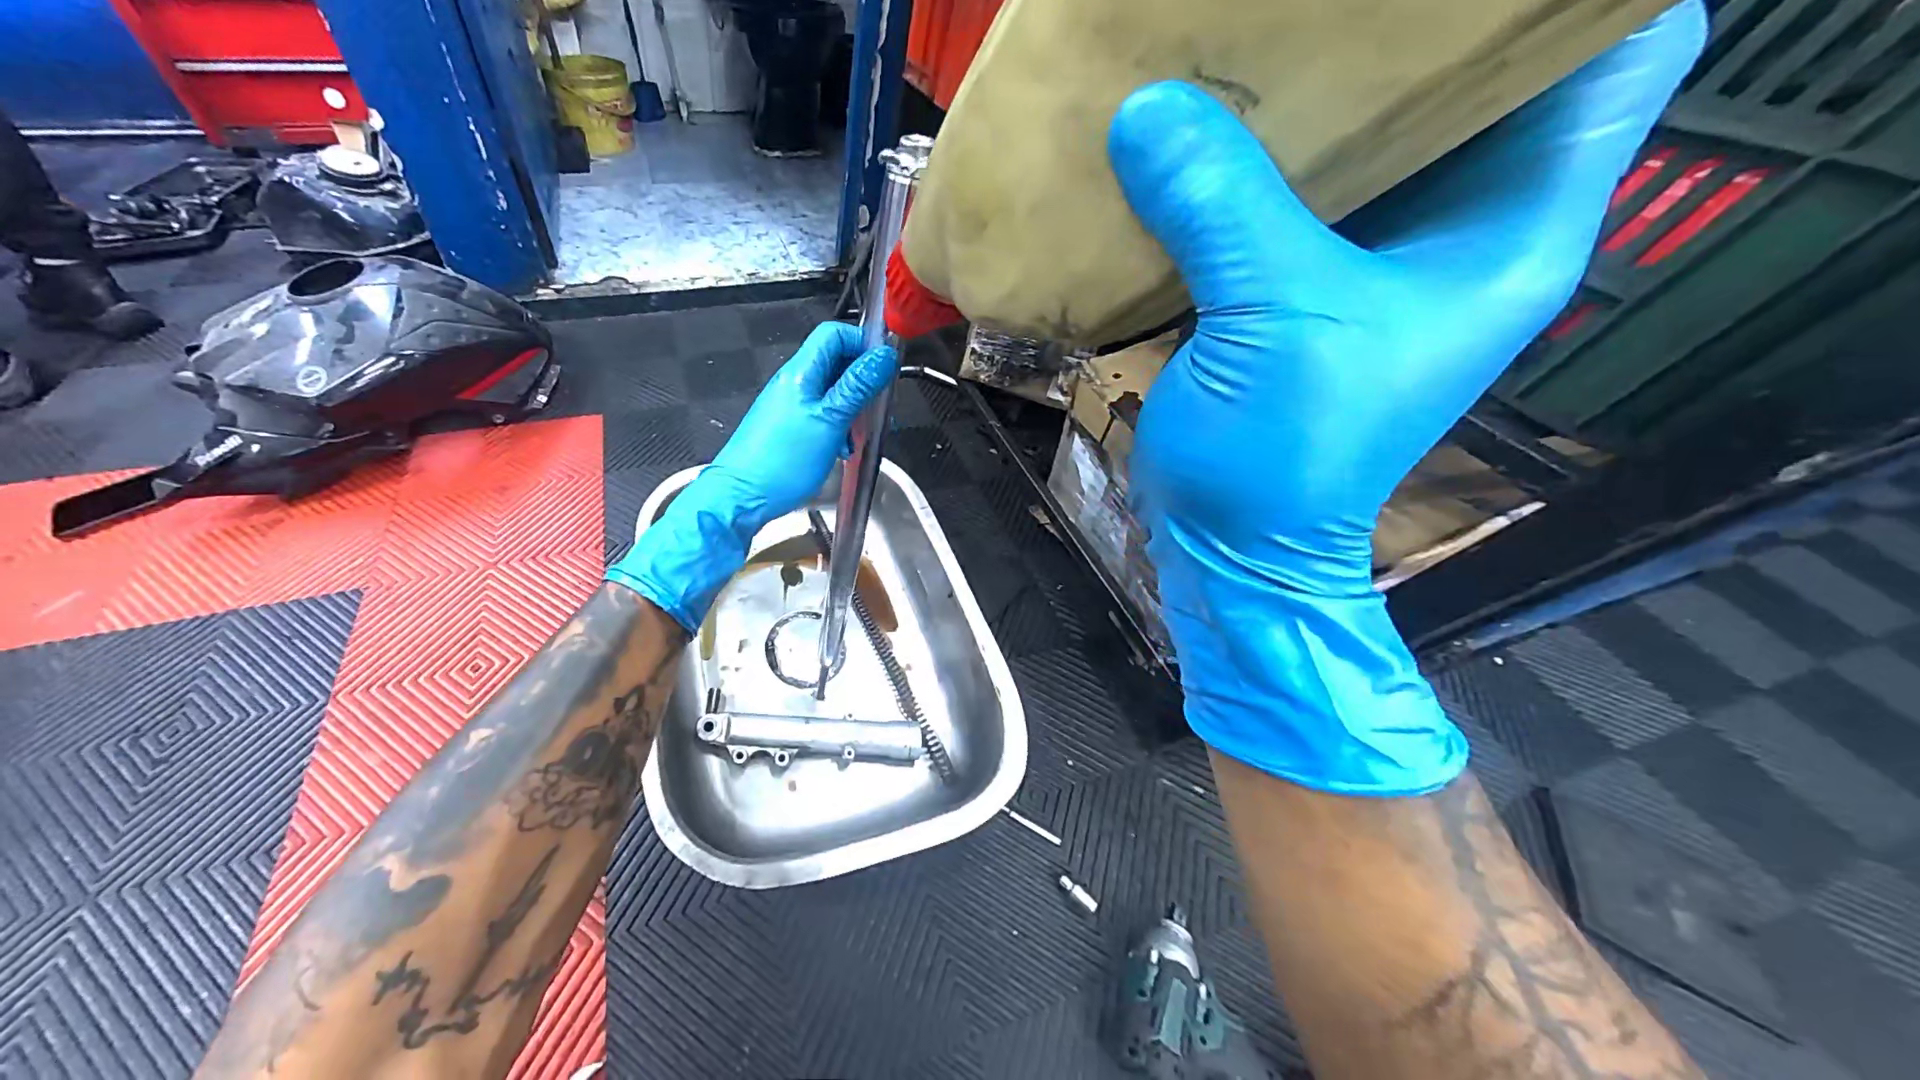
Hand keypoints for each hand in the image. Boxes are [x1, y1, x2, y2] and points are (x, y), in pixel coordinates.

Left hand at [607, 322, 896, 629]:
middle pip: (837, 362)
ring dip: (853, 408)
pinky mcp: (791, 426)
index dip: (862, 344)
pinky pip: (823, 414)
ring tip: (857, 432)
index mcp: (800, 372)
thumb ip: (857, 387)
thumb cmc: (777, 463)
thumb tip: (881, 357)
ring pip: (833, 391)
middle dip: (863, 381)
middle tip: (874, 404)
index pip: (835, 334)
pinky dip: (839, 426)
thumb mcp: (830, 421)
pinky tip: (841, 446)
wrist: (742, 498)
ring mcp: (791, 405)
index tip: (883, 367)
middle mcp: (793, 383)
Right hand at [1108, 3, 1705, 794]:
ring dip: (1326, 86)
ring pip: (1377, 136)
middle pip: (1480, 79)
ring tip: (1264, 31)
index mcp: (1509, 229)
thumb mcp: (1274, 320)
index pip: (1616, 51)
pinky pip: (1291, 194)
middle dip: (1420, 22)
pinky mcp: (1296, 286)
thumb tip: (1146, 107)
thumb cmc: (1288, 452)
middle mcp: (1454, 233)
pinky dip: (1259, 155)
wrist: (1234, 543)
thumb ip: (1223, 207)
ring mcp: (1370, 262)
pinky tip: (1211, 122)